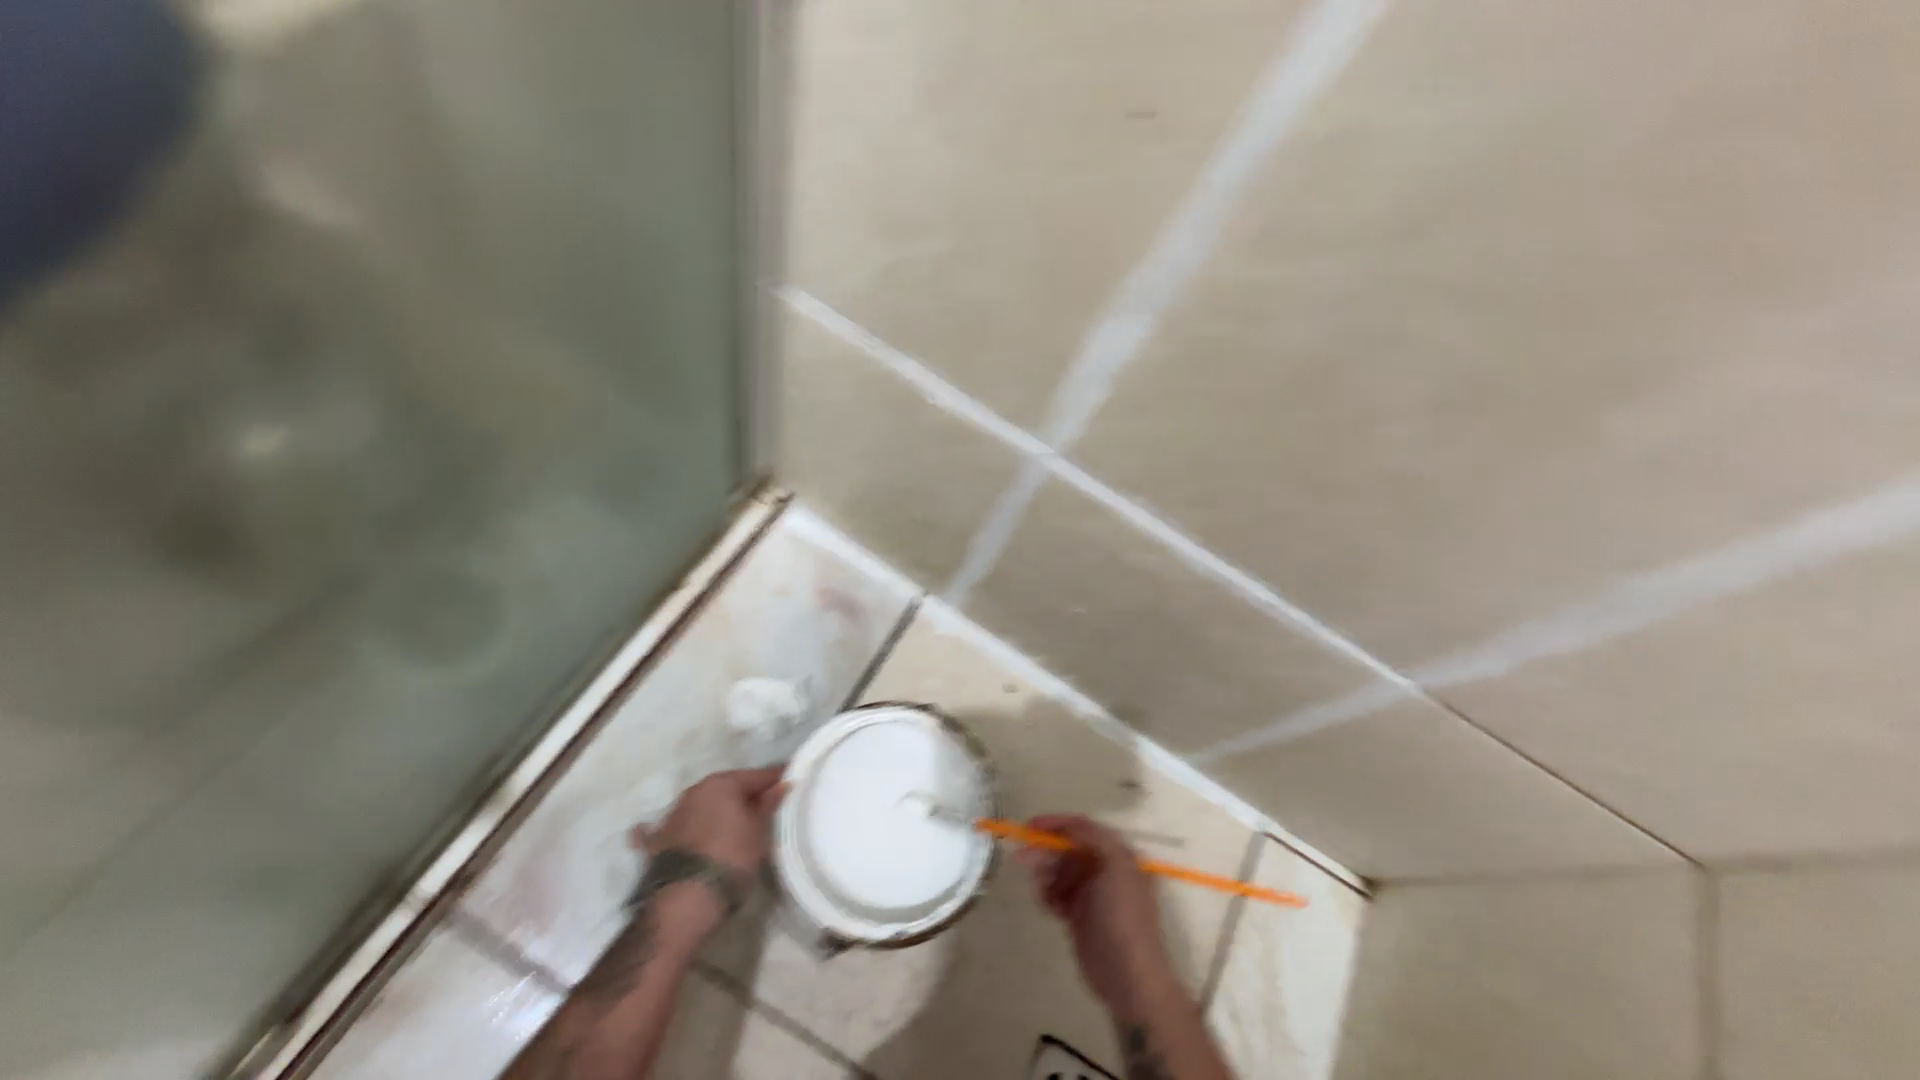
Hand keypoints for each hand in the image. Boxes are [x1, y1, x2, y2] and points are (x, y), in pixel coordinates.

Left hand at [629, 765, 786, 945]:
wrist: (685, 900)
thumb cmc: (732, 858)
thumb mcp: (759, 832)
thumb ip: (770, 805)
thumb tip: (782, 784)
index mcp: (721, 783)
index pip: (757, 776)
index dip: (776, 779)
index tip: (791, 782)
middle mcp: (694, 791)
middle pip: (728, 789)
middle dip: (747, 795)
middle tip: (768, 807)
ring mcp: (673, 814)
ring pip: (703, 805)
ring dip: (718, 810)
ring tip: (736, 822)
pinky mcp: (659, 840)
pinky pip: (674, 828)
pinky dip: (681, 828)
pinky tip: (674, 832)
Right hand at [1018, 814, 1178, 1017]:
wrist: (1127, 973)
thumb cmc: (1123, 916)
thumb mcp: (1114, 866)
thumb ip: (1091, 838)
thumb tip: (1066, 827)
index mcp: (1119, 855)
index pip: (1084, 828)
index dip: (1057, 824)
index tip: (1029, 827)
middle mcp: (1105, 870)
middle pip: (1067, 849)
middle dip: (1045, 851)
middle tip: (1022, 859)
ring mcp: (1091, 894)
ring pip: (1059, 872)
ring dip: (1046, 875)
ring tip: (1044, 892)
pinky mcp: (1078, 916)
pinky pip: (1056, 895)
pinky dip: (1049, 896)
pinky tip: (1050, 907)